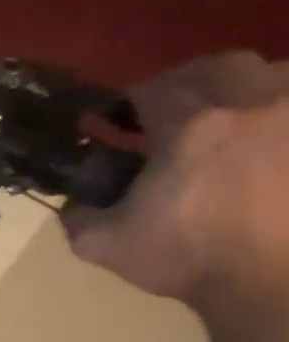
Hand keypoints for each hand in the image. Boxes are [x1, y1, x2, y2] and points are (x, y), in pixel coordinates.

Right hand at [63, 52, 288, 308]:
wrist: (269, 275)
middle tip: (169, 109)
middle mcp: (252, 105)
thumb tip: (72, 201)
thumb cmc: (185, 257)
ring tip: (223, 121)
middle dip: (187, 83)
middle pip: (219, 67)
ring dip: (239, 90)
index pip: (155, 89)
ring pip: (270, 74)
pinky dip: (272, 111)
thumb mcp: (104, 245)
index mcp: (192, 129)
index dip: (130, 100)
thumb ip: (78, 217)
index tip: (116, 119)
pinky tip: (258, 136)